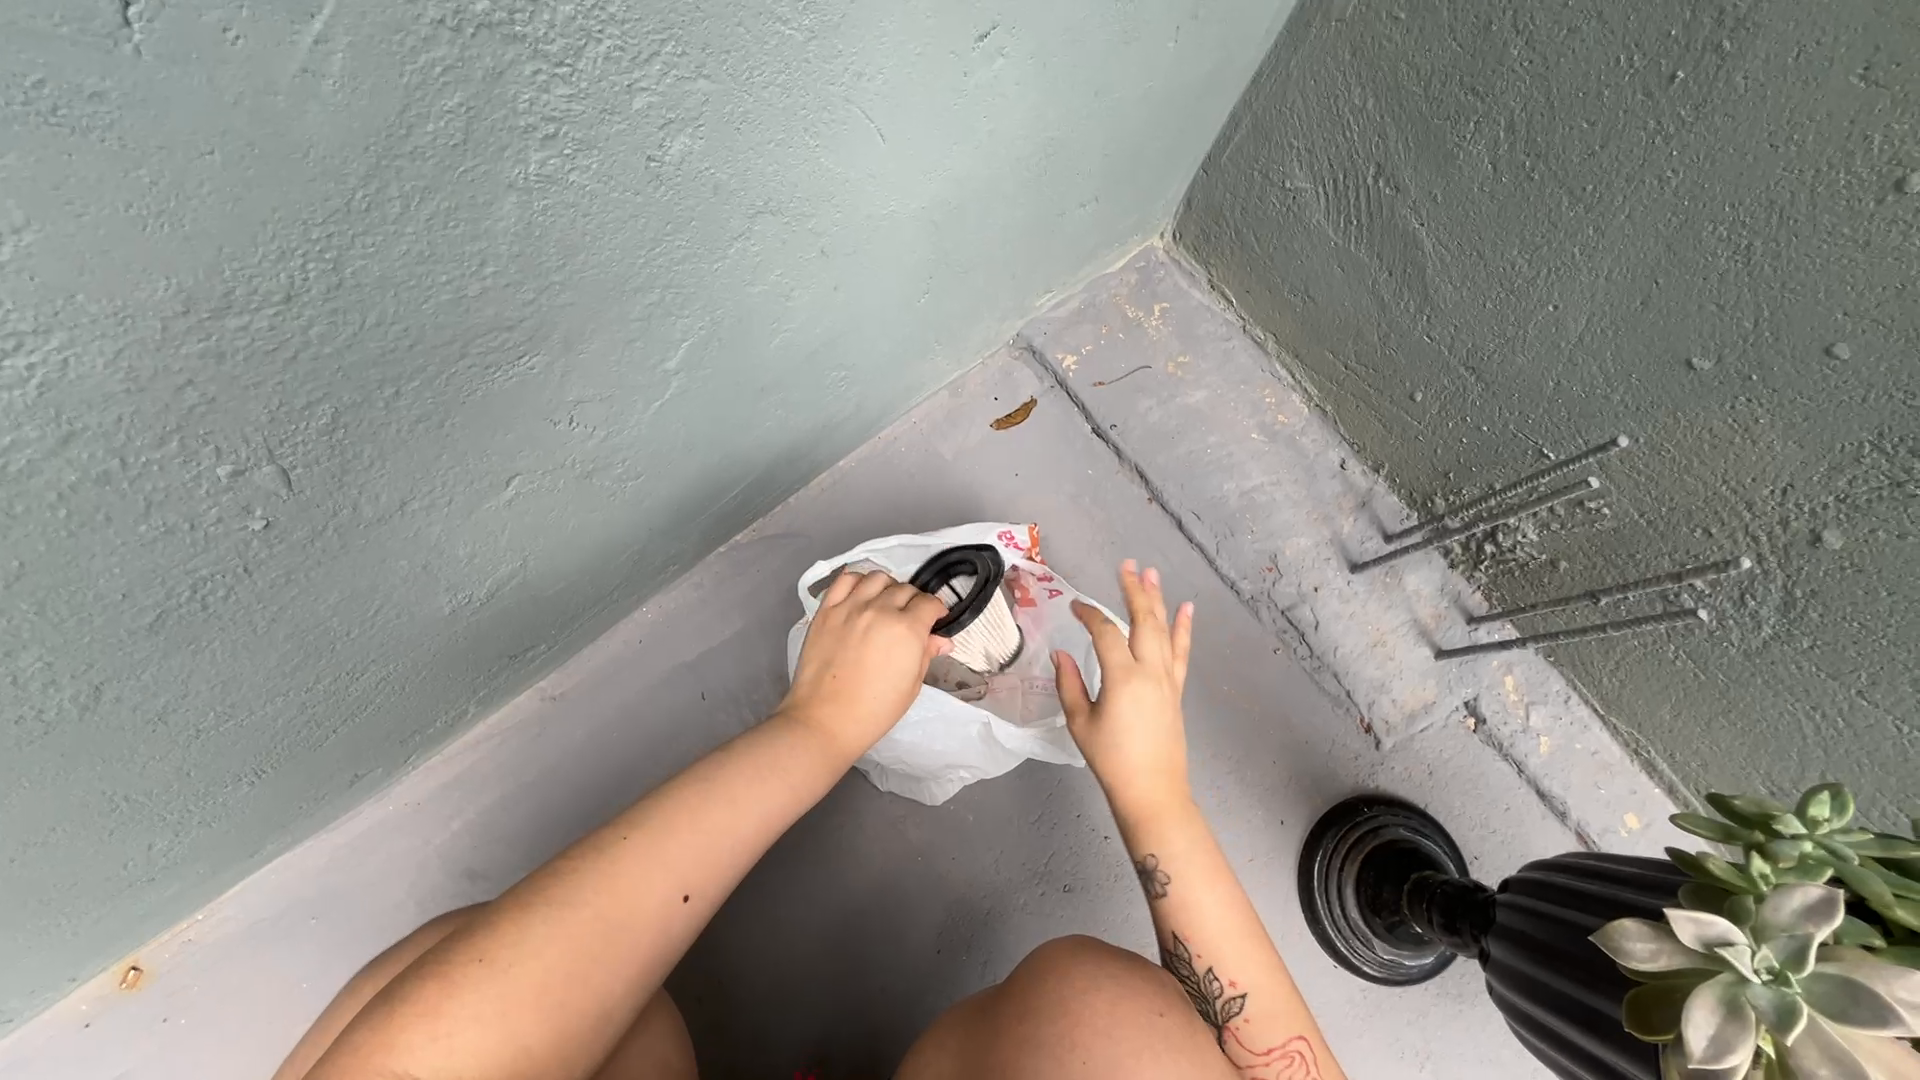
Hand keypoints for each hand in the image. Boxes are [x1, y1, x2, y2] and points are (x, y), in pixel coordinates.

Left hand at [778, 569, 951, 760]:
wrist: (825, 720)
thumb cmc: (875, 711)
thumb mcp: (912, 685)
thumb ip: (926, 654)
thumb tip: (942, 640)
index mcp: (907, 629)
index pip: (929, 603)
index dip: (936, 611)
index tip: (935, 620)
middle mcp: (880, 610)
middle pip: (905, 589)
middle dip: (914, 601)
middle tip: (911, 618)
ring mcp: (850, 607)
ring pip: (877, 578)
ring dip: (888, 587)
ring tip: (886, 603)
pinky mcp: (826, 610)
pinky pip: (844, 580)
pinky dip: (857, 581)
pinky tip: (861, 595)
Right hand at [1054, 560, 1195, 817]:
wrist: (1152, 790)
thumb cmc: (1111, 759)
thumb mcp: (1080, 722)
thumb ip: (1070, 685)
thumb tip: (1061, 655)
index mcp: (1122, 676)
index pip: (1105, 632)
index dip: (1089, 615)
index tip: (1074, 607)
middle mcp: (1149, 670)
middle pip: (1142, 620)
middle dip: (1133, 590)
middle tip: (1127, 565)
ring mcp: (1167, 679)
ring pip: (1163, 630)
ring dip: (1157, 600)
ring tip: (1152, 574)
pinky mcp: (1176, 690)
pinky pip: (1181, 652)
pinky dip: (1184, 629)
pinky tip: (1186, 610)